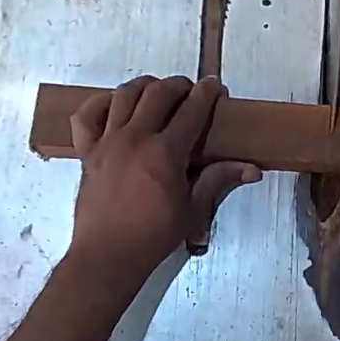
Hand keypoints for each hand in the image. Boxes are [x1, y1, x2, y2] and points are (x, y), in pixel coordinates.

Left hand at [66, 76, 260, 287]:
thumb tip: (252, 170)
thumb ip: (218, 180)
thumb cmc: (154, 235)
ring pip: (124, 95)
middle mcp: (135, 138)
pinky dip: (101, 103)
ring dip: (144, 86)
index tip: (215, 85)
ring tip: (157, 90)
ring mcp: (107, 142)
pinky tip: (114, 105)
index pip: (191, 110)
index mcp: (165, 152)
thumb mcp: (193, 208)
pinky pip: (87, 116)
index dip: (207, 94)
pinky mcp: (87, 152)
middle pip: (157, 94)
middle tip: (190, 90)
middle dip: (178, 85)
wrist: (108, 255)